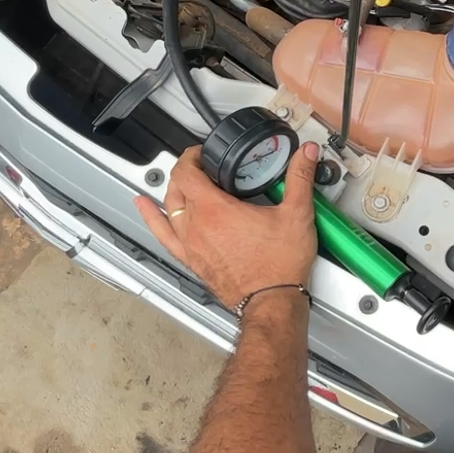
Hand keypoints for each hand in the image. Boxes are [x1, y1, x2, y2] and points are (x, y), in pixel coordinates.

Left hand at [135, 142, 319, 310]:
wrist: (271, 300)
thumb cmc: (279, 265)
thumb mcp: (297, 214)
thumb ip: (300, 178)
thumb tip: (306, 154)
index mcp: (216, 210)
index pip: (187, 171)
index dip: (192, 156)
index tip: (203, 152)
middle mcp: (196, 226)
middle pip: (176, 187)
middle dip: (187, 171)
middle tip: (203, 165)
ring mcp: (190, 244)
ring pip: (169, 208)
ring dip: (174, 190)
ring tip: (179, 180)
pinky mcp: (191, 259)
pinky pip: (162, 234)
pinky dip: (152, 218)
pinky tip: (146, 209)